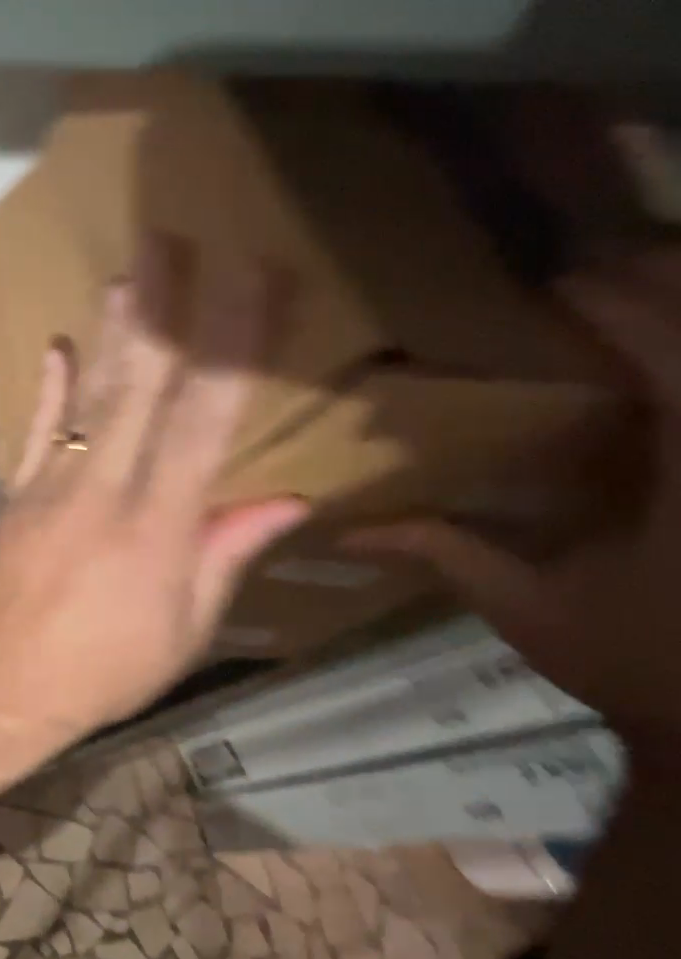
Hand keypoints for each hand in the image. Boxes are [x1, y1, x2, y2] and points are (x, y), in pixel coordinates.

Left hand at [0, 234, 308, 738]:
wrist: (1, 683)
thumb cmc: (105, 668)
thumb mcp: (186, 625)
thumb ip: (227, 552)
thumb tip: (289, 499)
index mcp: (160, 523)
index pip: (206, 416)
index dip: (233, 343)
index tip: (256, 280)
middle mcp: (104, 491)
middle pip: (140, 388)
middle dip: (162, 311)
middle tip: (172, 242)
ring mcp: (49, 488)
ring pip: (87, 399)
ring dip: (109, 335)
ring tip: (127, 275)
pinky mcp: (13, 497)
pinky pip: (34, 434)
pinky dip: (49, 391)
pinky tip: (59, 349)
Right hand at [349, 252, 680, 755]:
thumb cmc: (631, 662)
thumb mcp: (526, 607)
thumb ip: (444, 555)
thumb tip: (341, 534)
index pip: (674, 365)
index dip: (626, 312)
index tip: (564, 284)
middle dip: (668, 291)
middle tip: (602, 264)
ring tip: (637, 291)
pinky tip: (650, 371)